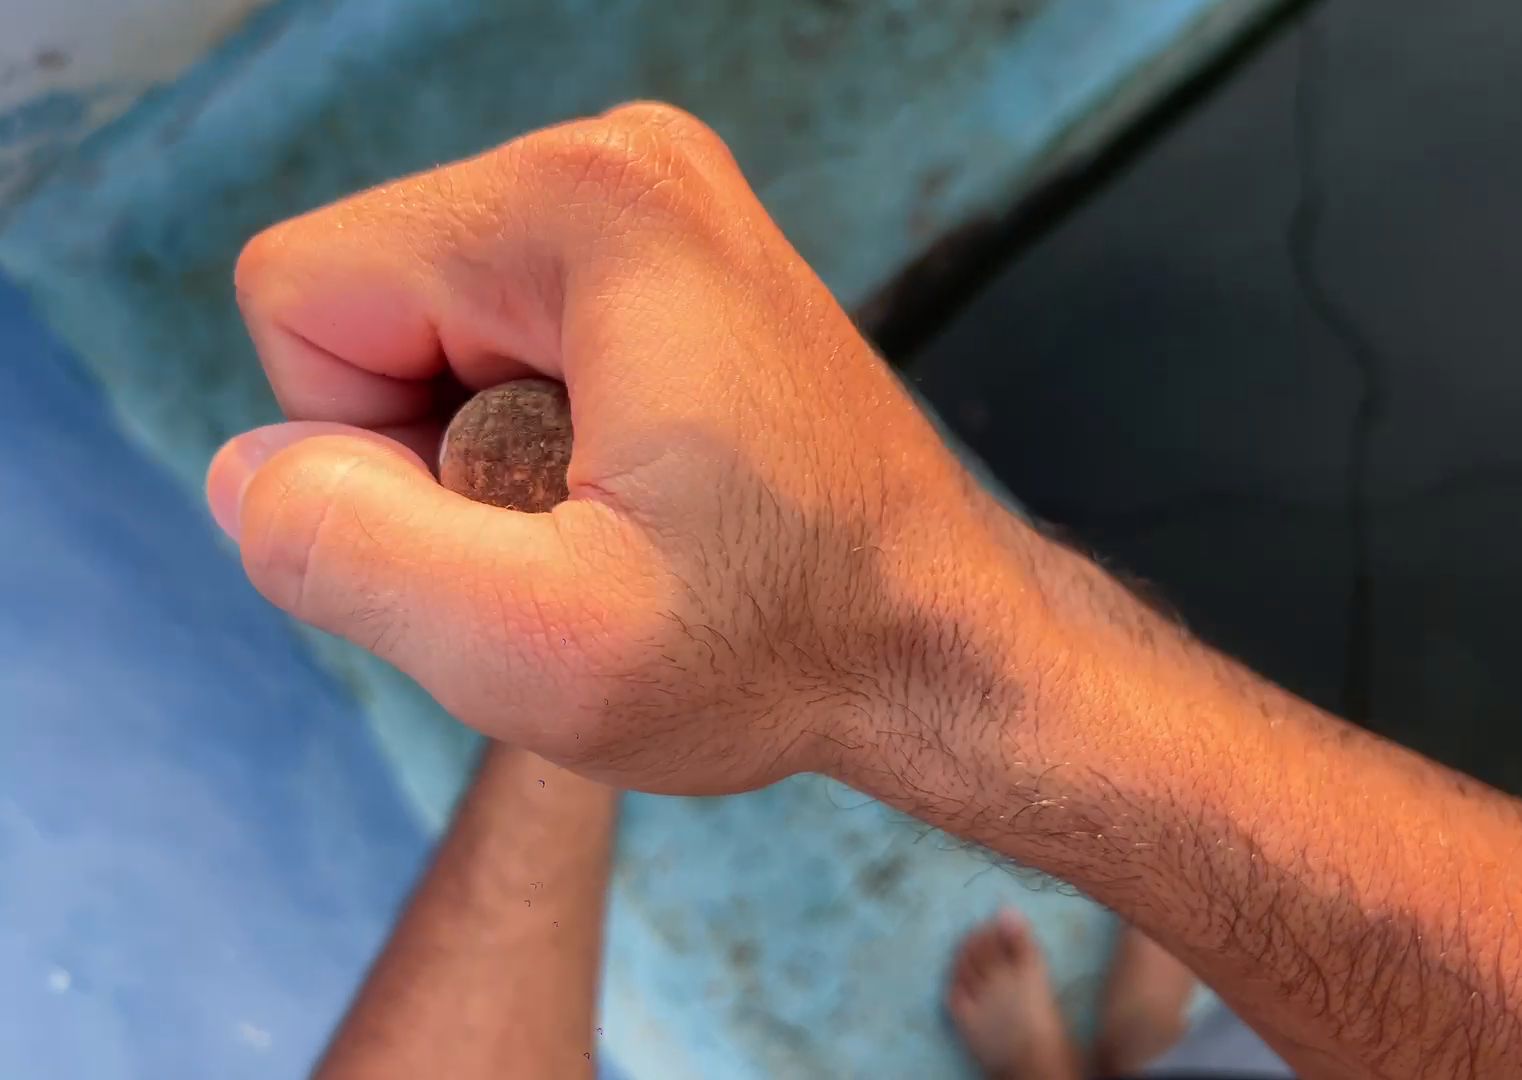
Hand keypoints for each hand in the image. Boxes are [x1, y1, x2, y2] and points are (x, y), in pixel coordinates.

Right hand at [208, 104, 1035, 794]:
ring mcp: (686, 225)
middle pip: (393, 310)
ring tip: (658, 524)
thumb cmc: (788, 644)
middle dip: (461, 458)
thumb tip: (269, 465)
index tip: (535, 534)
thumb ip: (325, 543)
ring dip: (525, 463)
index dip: (374, 460)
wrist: (938, 639)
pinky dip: (583, 445)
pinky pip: (550, 353)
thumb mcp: (532, 643)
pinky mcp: (707, 283)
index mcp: (593, 205)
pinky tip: (683, 499)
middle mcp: (645, 176)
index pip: (309, 297)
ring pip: (467, 339)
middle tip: (612, 537)